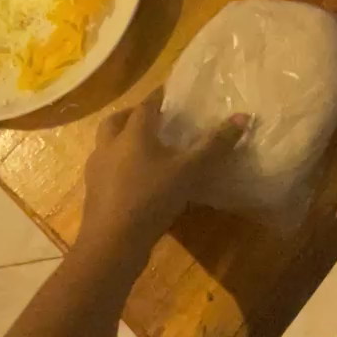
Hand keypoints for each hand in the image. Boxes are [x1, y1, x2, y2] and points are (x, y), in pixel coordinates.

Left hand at [78, 93, 245, 258]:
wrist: (111, 245)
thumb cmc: (151, 198)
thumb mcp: (190, 170)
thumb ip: (215, 144)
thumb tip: (242, 117)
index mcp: (133, 135)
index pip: (145, 106)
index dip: (158, 96)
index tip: (170, 90)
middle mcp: (109, 147)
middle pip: (115, 121)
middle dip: (132, 115)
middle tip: (153, 117)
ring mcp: (97, 172)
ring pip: (106, 145)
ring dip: (122, 140)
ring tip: (146, 146)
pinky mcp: (94, 194)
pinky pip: (106, 168)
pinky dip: (119, 164)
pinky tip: (138, 176)